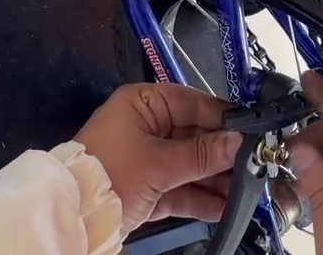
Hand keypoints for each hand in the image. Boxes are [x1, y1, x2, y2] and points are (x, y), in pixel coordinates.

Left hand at [75, 83, 243, 231]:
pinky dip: (200, 196)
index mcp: (145, 103)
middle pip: (194, 135)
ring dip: (215, 178)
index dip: (222, 117)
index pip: (193, 103)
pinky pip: (180, 186)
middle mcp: (147, 125)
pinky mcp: (147, 187)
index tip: (249, 129)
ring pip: (190, 164)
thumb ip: (200, 154)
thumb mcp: (158, 163)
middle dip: (222, 153)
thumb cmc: (107, 174)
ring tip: (244, 188)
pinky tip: (224, 205)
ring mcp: (147, 157)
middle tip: (252, 162)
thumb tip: (236, 142)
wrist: (71, 219)